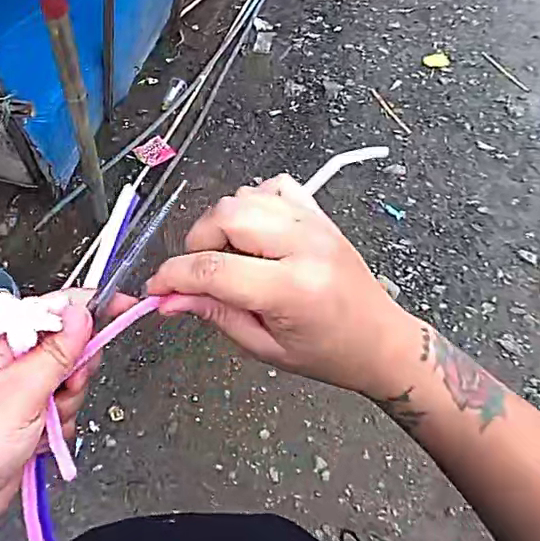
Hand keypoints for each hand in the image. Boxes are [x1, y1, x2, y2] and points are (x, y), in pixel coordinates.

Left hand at [0, 288, 128, 540]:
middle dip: (75, 372)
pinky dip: (59, 428)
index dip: (91, 307)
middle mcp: (13, 362)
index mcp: (6, 342)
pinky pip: (63, 412)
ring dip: (66, 406)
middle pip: (70, 348)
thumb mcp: (20, 393)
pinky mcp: (28, 419)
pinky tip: (39, 441)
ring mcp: (21, 392)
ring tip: (42, 423)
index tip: (123, 306)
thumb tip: (81, 312)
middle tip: (62, 391)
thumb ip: (56, 352)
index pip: (56, 310)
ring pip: (70, 383)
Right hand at [145, 175, 413, 396]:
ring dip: (221, 224)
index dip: (173, 276)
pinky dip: (251, 203)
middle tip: (196, 272)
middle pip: (225, 217)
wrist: (383, 341)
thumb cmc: (329, 353)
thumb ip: (214, 314)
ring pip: (243, 196)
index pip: (213, 268)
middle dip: (196, 243)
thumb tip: (170, 298)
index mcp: (292, 288)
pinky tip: (253, 232)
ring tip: (227, 255)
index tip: (156, 288)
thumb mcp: (265, 346)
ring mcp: (314, 224)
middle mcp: (304, 246)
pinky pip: (272, 187)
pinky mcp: (318, 214)